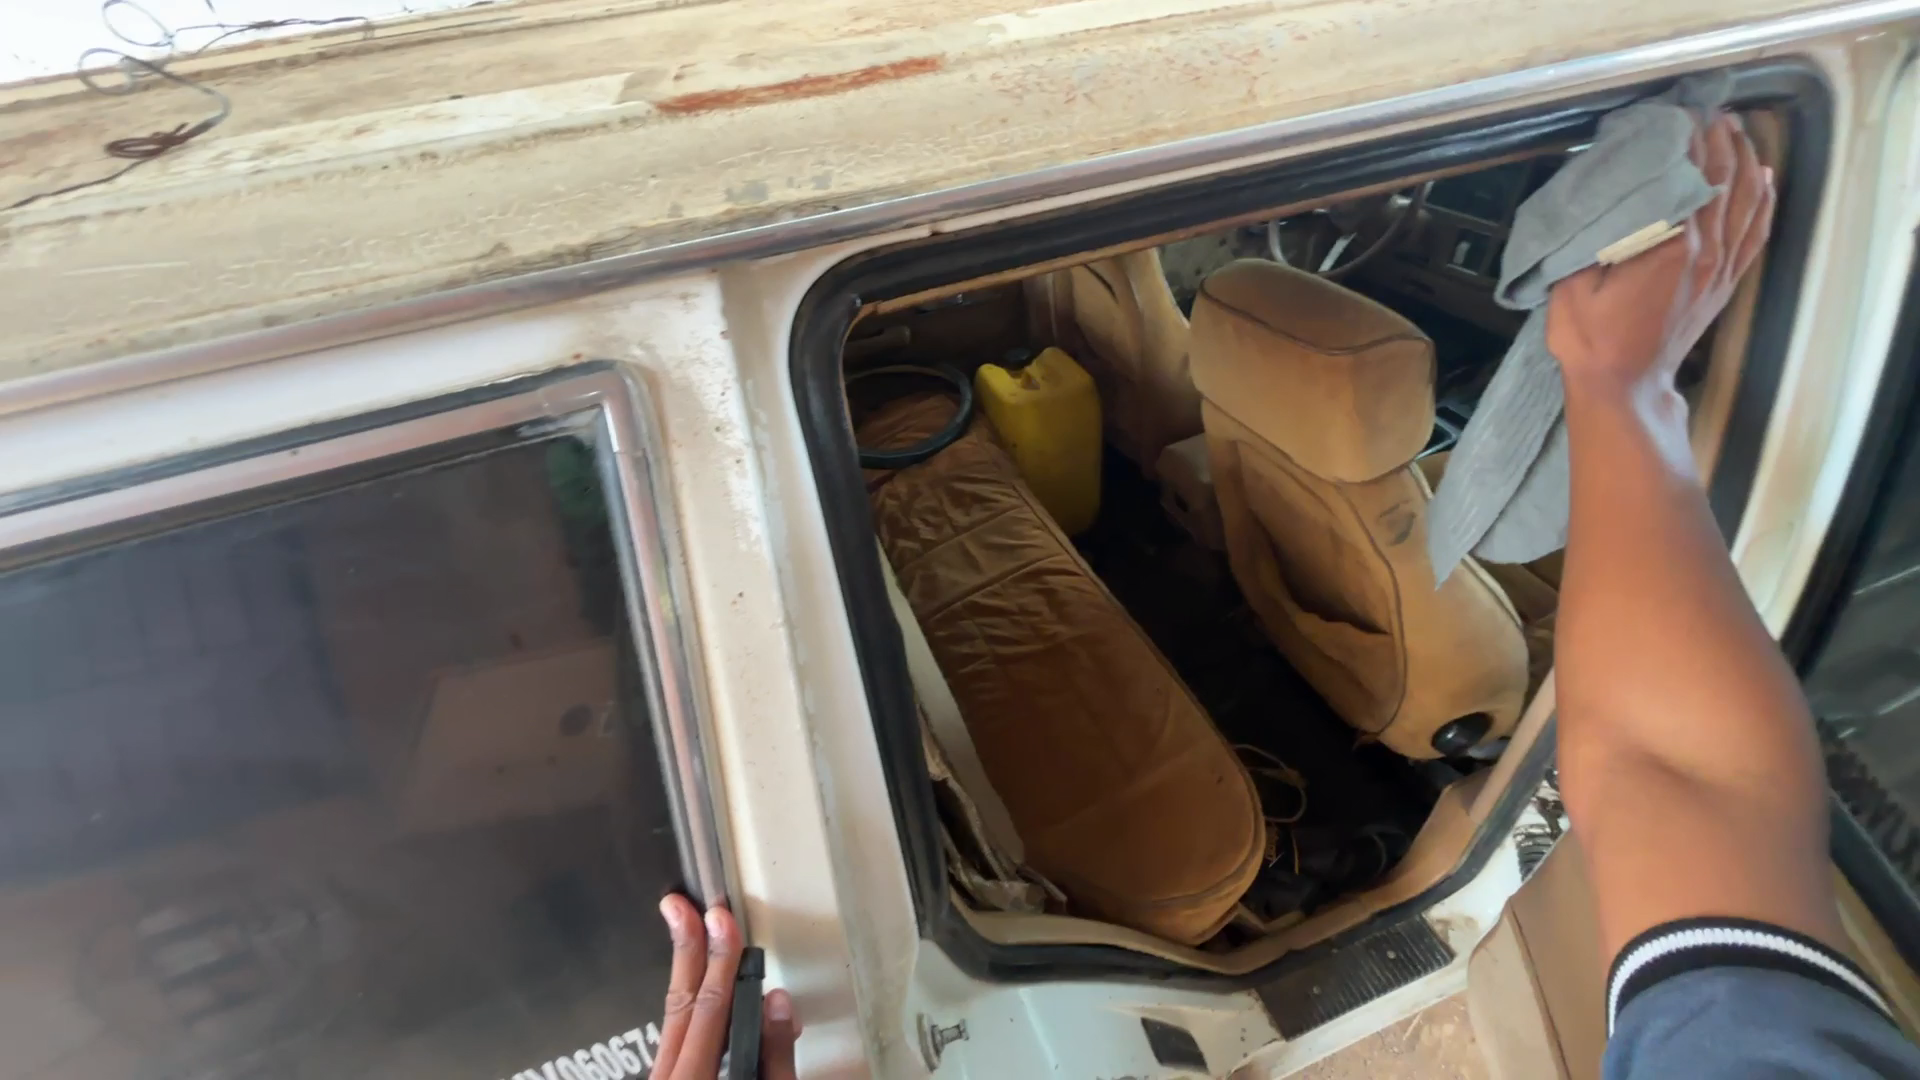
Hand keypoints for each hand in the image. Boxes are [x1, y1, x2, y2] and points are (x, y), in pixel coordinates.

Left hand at [656, 894, 800, 1079]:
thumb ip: (776, 1059)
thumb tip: (778, 1000)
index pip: (709, 1009)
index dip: (719, 960)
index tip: (721, 918)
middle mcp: (666, 1079)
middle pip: (679, 1003)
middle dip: (685, 948)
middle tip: (677, 906)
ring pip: (672, 1015)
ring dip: (685, 967)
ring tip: (686, 927)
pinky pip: (675, 1030)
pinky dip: (689, 996)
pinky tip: (697, 975)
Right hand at [1546, 112, 1774, 396]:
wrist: (1623, 383)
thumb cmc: (1590, 341)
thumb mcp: (1570, 291)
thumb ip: (1591, 246)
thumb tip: (1601, 209)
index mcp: (1669, 248)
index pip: (1687, 179)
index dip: (1686, 143)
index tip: (1676, 116)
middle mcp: (1707, 250)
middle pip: (1724, 180)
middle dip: (1718, 141)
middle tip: (1706, 113)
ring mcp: (1722, 265)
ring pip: (1749, 198)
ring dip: (1745, 160)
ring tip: (1735, 134)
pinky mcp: (1726, 280)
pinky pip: (1758, 228)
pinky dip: (1764, 196)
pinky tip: (1761, 177)